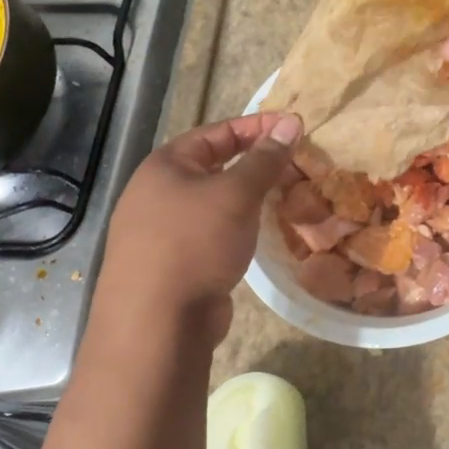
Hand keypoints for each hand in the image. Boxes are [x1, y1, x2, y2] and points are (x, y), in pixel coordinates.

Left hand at [97, 112, 301, 338]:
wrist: (156, 324)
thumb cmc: (195, 244)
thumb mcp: (236, 194)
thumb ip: (265, 159)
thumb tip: (290, 123)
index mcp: (163, 167)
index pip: (216, 132)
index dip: (256, 126)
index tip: (294, 127)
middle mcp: (154, 193)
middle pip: (211, 166)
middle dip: (253, 163)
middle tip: (292, 163)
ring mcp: (158, 231)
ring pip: (211, 202)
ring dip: (245, 198)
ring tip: (281, 196)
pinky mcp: (170, 264)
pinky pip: (208, 232)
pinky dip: (234, 226)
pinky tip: (255, 235)